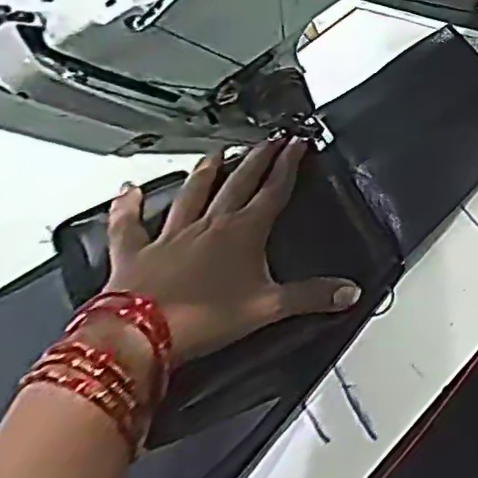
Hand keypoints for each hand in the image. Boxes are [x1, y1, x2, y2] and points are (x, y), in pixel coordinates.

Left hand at [104, 139, 360, 364]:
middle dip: (257, 157)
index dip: (288, 164)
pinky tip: (128, 189)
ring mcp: (172, 234)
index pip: (274, 188)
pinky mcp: (136, 252)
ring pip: (193, 192)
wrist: (139, 337)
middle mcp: (210, 224)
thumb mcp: (267, 308)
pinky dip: (128, 205)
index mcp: (244, 232)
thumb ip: (311, 297)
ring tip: (217, 151)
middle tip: (268, 140)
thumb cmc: (200, 319)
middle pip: (239, 181)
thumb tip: (349, 292)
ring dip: (206, 170)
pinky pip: (131, 223)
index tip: (297, 144)